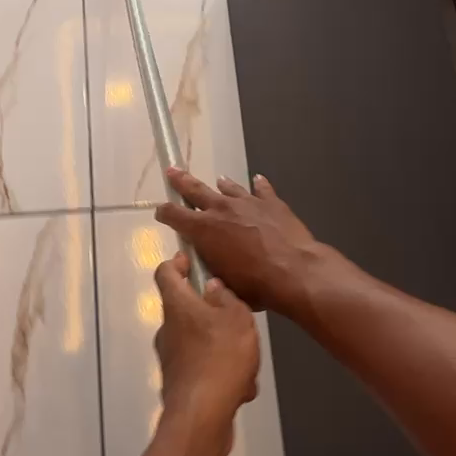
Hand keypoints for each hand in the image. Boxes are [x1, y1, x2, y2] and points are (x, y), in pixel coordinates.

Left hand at [154, 252, 259, 433]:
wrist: (202, 418)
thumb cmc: (221, 358)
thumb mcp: (238, 319)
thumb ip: (226, 299)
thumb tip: (212, 287)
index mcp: (177, 306)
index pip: (165, 272)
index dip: (177, 262)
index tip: (192, 260)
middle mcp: (167, 329)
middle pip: (185, 309)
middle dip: (212, 313)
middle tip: (237, 319)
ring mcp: (171, 359)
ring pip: (199, 342)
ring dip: (221, 348)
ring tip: (247, 364)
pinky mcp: (179, 385)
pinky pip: (203, 370)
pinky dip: (220, 375)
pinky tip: (241, 390)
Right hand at [158, 169, 338, 317]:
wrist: (295, 271)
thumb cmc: (255, 285)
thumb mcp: (223, 282)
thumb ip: (212, 268)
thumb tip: (209, 267)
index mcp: (204, 229)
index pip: (175, 216)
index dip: (165, 213)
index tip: (160, 211)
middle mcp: (222, 209)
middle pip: (196, 190)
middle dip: (181, 181)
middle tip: (171, 170)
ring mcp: (248, 202)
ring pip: (230, 188)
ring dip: (223, 185)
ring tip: (219, 179)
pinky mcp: (271, 202)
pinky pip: (262, 189)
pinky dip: (258, 185)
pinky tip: (258, 180)